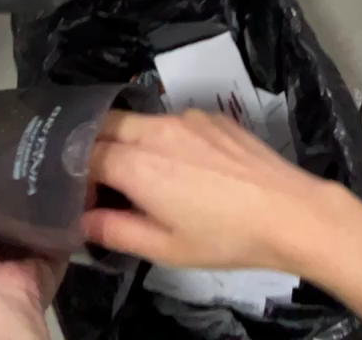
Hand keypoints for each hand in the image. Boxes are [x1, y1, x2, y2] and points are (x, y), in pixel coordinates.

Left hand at [0, 141, 64, 339]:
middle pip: (7, 181)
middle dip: (16, 153)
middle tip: (30, 116)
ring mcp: (29, 230)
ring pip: (38, 190)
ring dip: (46, 166)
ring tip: (56, 129)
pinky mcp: (55, 235)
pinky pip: (65, 206)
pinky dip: (71, 188)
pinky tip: (77, 158)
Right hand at [81, 109, 361, 274]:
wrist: (287, 210)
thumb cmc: (224, 237)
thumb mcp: (166, 248)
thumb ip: (116, 230)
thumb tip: (82, 219)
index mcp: (139, 163)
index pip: (86, 153)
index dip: (74, 172)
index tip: (79, 194)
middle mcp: (157, 130)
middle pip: (107, 123)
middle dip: (93, 145)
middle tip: (97, 178)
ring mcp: (187, 117)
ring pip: (140, 119)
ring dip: (128, 139)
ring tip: (141, 175)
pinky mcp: (212, 115)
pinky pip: (173, 119)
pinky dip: (162, 136)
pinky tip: (183, 166)